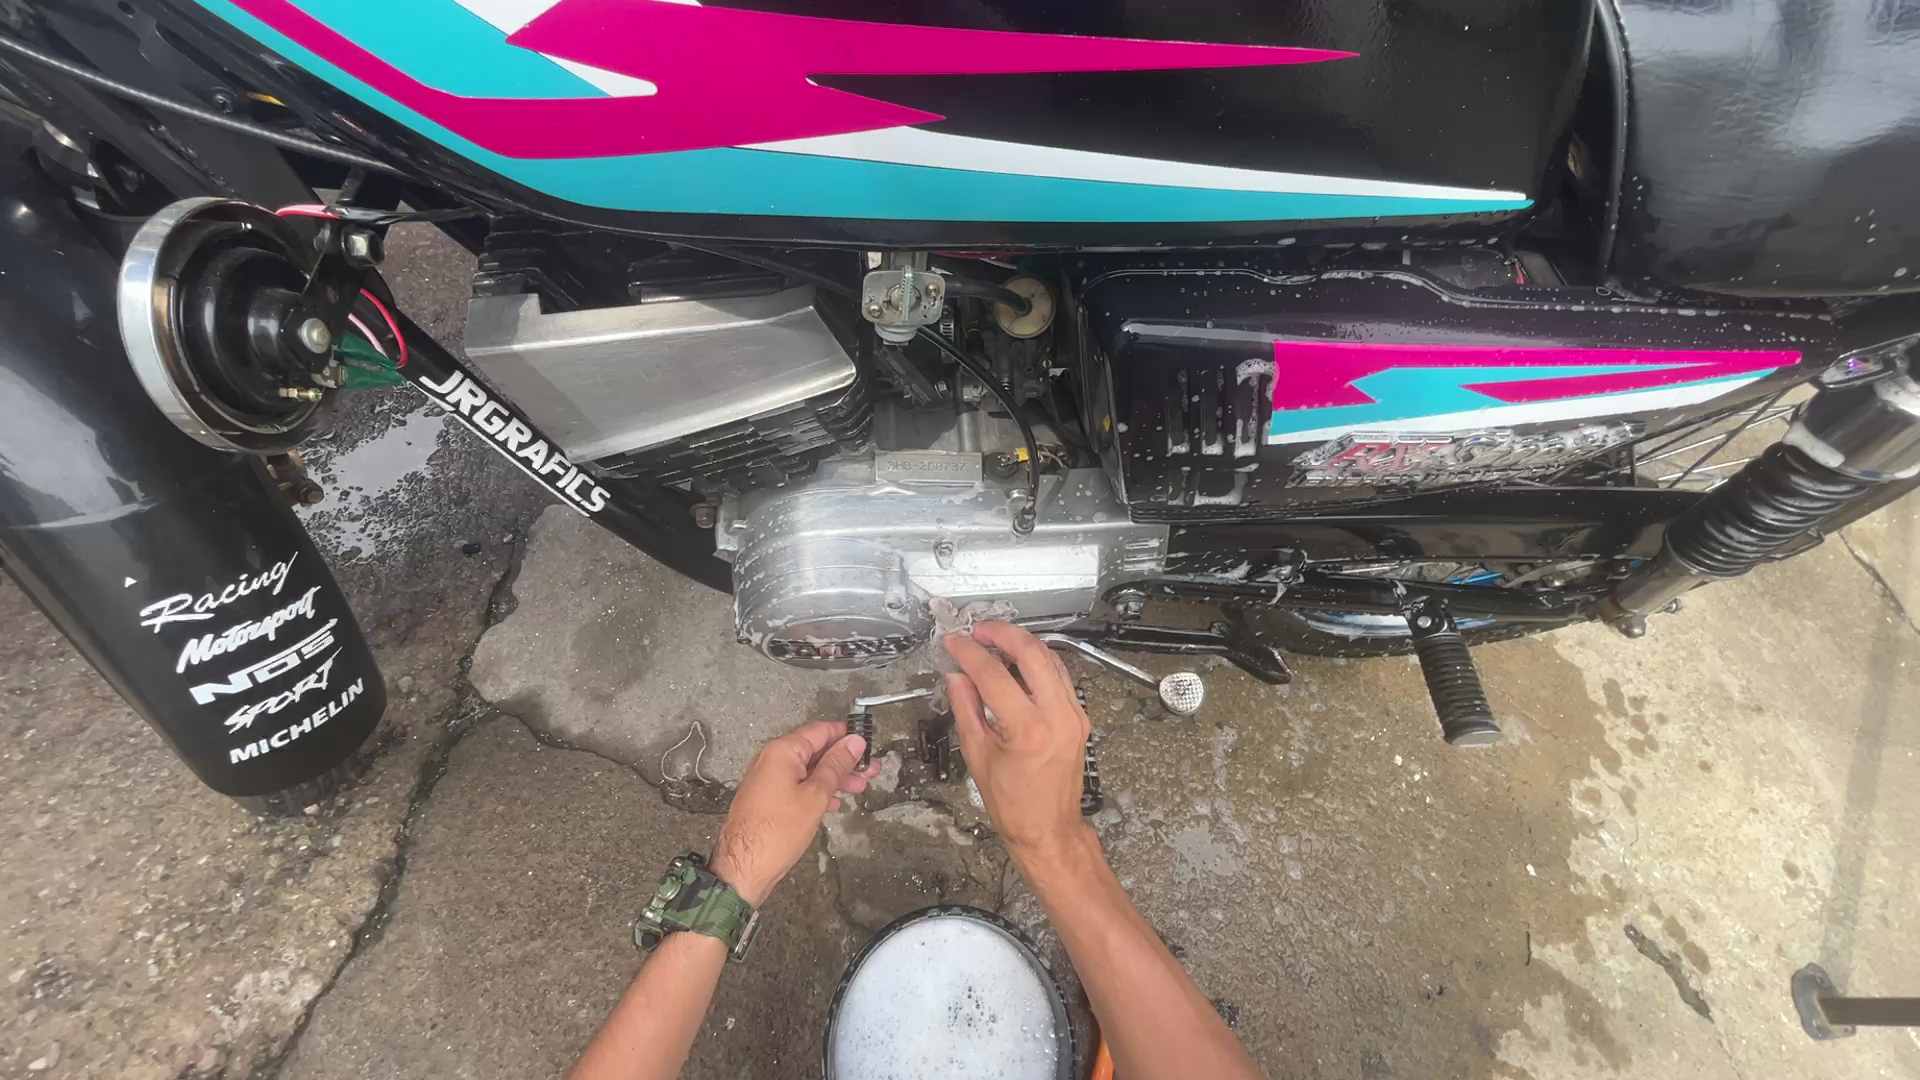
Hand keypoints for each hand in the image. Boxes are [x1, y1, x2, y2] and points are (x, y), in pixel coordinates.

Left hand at [709, 721, 877, 905]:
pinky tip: (833, 803)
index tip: (867, 744)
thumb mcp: (816, 796)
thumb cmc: (775, 833)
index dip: (847, 736)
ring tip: (858, 787)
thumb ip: (836, 765)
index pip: (821, 730)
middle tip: (869, 769)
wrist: (742, 870)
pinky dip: (816, 790)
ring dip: (834, 777)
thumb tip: (853, 742)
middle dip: (844, 760)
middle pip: (815, 750)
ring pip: (808, 769)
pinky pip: (797, 784)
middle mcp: (772, 759)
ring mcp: (767, 778)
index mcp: (782, 751)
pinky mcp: (766, 797)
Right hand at [943, 622, 1092, 862]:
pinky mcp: (1079, 716)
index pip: (993, 674)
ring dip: (1021, 642)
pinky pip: (1059, 675)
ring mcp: (1073, 715)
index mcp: (1028, 730)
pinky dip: (1037, 661)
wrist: (1049, 829)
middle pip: (1031, 652)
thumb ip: (966, 708)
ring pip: (1050, 658)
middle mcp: (1057, 717)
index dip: (969, 653)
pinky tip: (1017, 661)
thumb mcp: (977, 755)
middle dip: (1002, 633)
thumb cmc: (1015, 805)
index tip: (954, 643)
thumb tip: (957, 676)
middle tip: (978, 630)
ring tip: (994, 640)